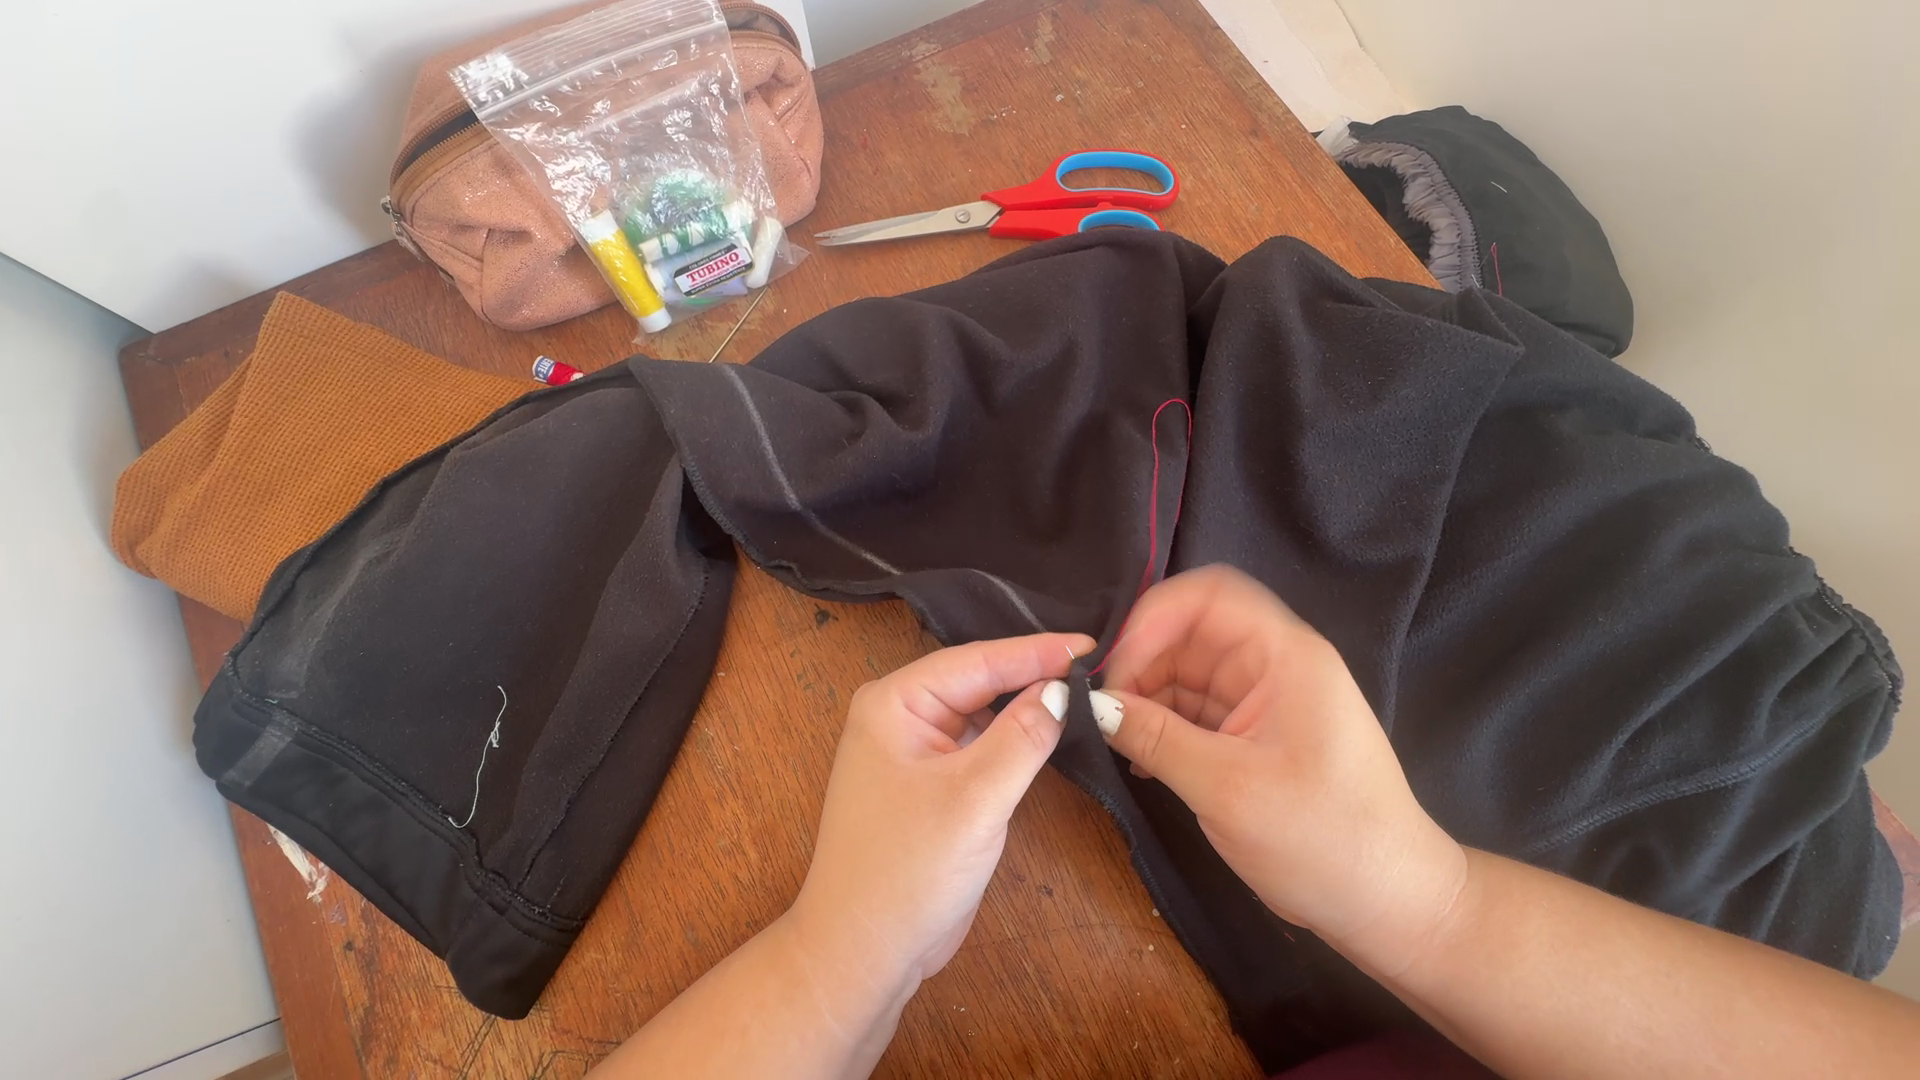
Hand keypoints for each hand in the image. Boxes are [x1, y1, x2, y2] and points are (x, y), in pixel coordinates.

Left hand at [790, 631, 1093, 985]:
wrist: (866, 953)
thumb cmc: (908, 870)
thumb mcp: (973, 798)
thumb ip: (1022, 737)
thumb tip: (1063, 688)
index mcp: (895, 702)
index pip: (976, 661)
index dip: (1035, 651)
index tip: (1092, 644)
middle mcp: (903, 716)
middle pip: (979, 682)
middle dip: (1033, 674)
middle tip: (1096, 666)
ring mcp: (918, 750)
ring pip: (983, 713)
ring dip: (1027, 705)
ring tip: (1084, 690)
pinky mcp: (935, 782)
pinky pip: (982, 745)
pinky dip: (1016, 738)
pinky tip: (1051, 730)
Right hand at [1096, 565, 1464, 969]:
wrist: (1390, 906)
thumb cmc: (1323, 839)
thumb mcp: (1228, 788)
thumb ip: (1154, 737)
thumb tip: (1089, 704)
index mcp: (1283, 656)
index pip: (1208, 596)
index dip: (1153, 618)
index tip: (1113, 667)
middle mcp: (1271, 665)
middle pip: (1188, 634)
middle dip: (1140, 665)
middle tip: (1101, 713)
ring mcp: (1261, 699)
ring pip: (1184, 673)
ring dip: (1145, 700)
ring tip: (1116, 742)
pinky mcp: (1250, 732)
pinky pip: (1192, 710)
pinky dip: (1160, 727)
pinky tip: (1139, 760)